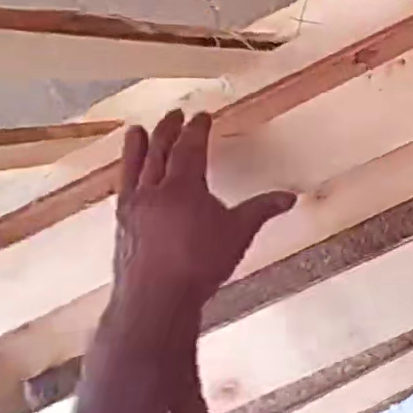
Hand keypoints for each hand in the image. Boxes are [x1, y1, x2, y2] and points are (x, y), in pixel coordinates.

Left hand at [113, 110, 296, 306]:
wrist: (156, 297)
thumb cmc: (201, 261)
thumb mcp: (239, 232)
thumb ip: (262, 209)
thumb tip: (290, 197)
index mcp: (183, 186)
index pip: (190, 149)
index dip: (197, 130)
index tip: (202, 116)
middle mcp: (154, 191)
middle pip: (159, 152)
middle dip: (167, 130)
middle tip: (173, 114)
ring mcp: (133, 208)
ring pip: (134, 168)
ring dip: (136, 147)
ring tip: (134, 131)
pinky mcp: (122, 225)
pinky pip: (123, 189)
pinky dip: (126, 175)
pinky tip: (128, 178)